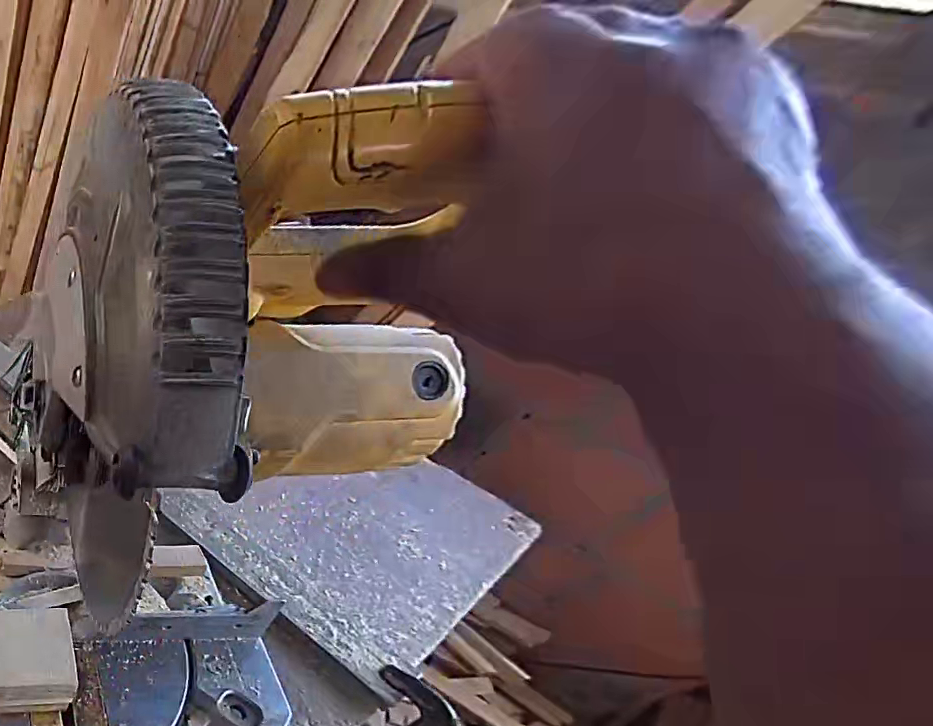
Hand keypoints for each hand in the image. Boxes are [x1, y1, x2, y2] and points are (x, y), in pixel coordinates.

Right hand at [319, 6, 857, 379]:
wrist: (735, 312)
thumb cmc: (572, 281)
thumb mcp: (456, 281)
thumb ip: (386, 266)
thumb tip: (325, 275)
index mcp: (562, 68)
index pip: (492, 45)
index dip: (449, 92)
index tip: (428, 143)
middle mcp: (651, 40)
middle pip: (567, 38)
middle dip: (518, 91)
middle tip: (486, 160)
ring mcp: (726, 65)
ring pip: (635, 58)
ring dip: (586, 101)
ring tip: (559, 173)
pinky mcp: (775, 102)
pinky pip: (693, 89)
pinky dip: (651, 120)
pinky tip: (632, 187)